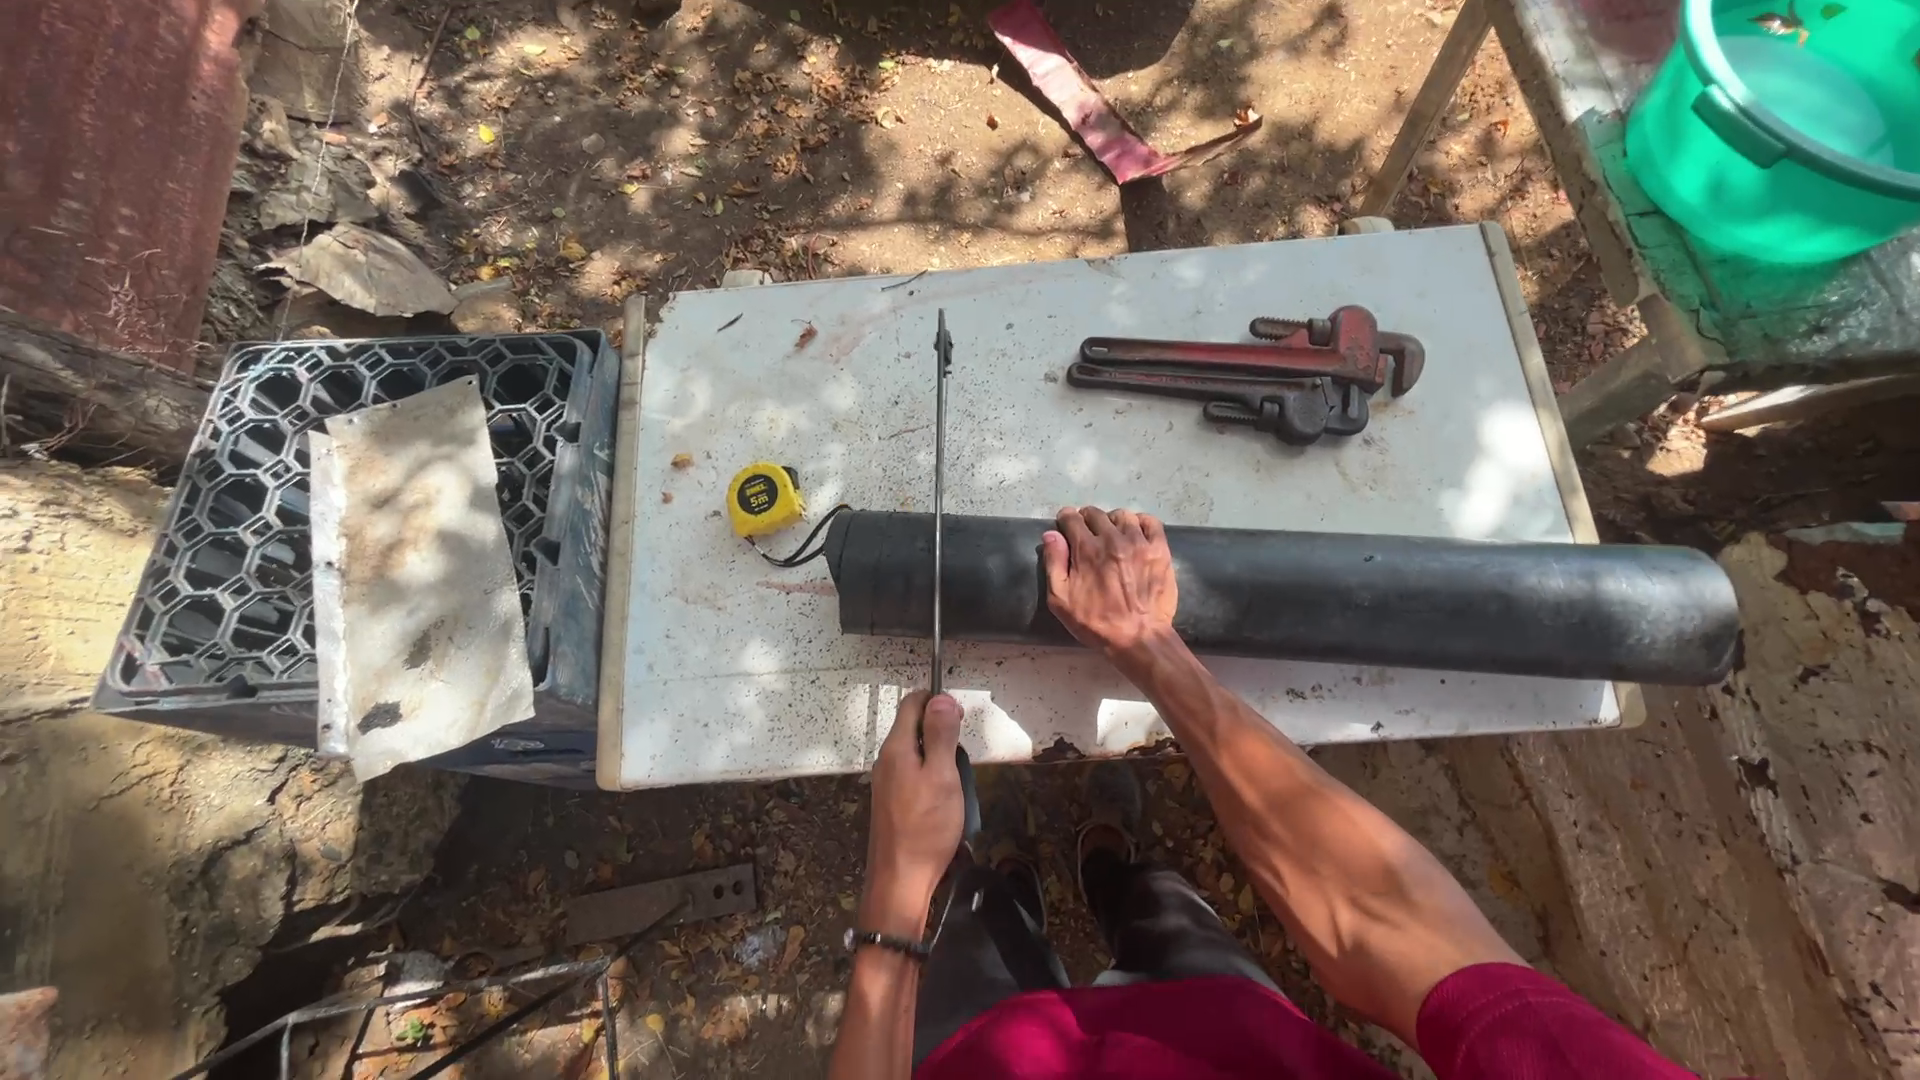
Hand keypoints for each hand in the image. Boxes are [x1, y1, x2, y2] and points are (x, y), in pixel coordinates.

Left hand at [863, 691, 965, 932]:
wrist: (901, 880)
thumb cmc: (926, 827)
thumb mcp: (942, 775)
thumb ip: (940, 735)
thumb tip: (941, 697)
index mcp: (896, 747)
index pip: (912, 703)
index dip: (938, 701)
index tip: (960, 720)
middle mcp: (887, 759)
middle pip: (914, 726)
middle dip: (942, 732)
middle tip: (963, 757)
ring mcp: (887, 781)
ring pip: (917, 752)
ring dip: (940, 758)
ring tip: (958, 782)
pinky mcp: (892, 801)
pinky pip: (914, 774)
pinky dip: (933, 777)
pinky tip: (945, 800)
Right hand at [1041, 506, 1178, 657]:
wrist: (1138, 637)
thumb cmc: (1095, 622)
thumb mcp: (1060, 600)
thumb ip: (1054, 563)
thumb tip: (1051, 535)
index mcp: (1086, 549)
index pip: (1072, 518)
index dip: (1066, 520)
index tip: (1066, 526)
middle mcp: (1112, 539)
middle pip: (1096, 514)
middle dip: (1087, 520)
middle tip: (1087, 534)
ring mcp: (1139, 542)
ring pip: (1122, 516)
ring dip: (1112, 521)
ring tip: (1112, 534)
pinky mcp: (1159, 549)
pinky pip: (1150, 522)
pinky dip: (1140, 522)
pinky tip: (1135, 533)